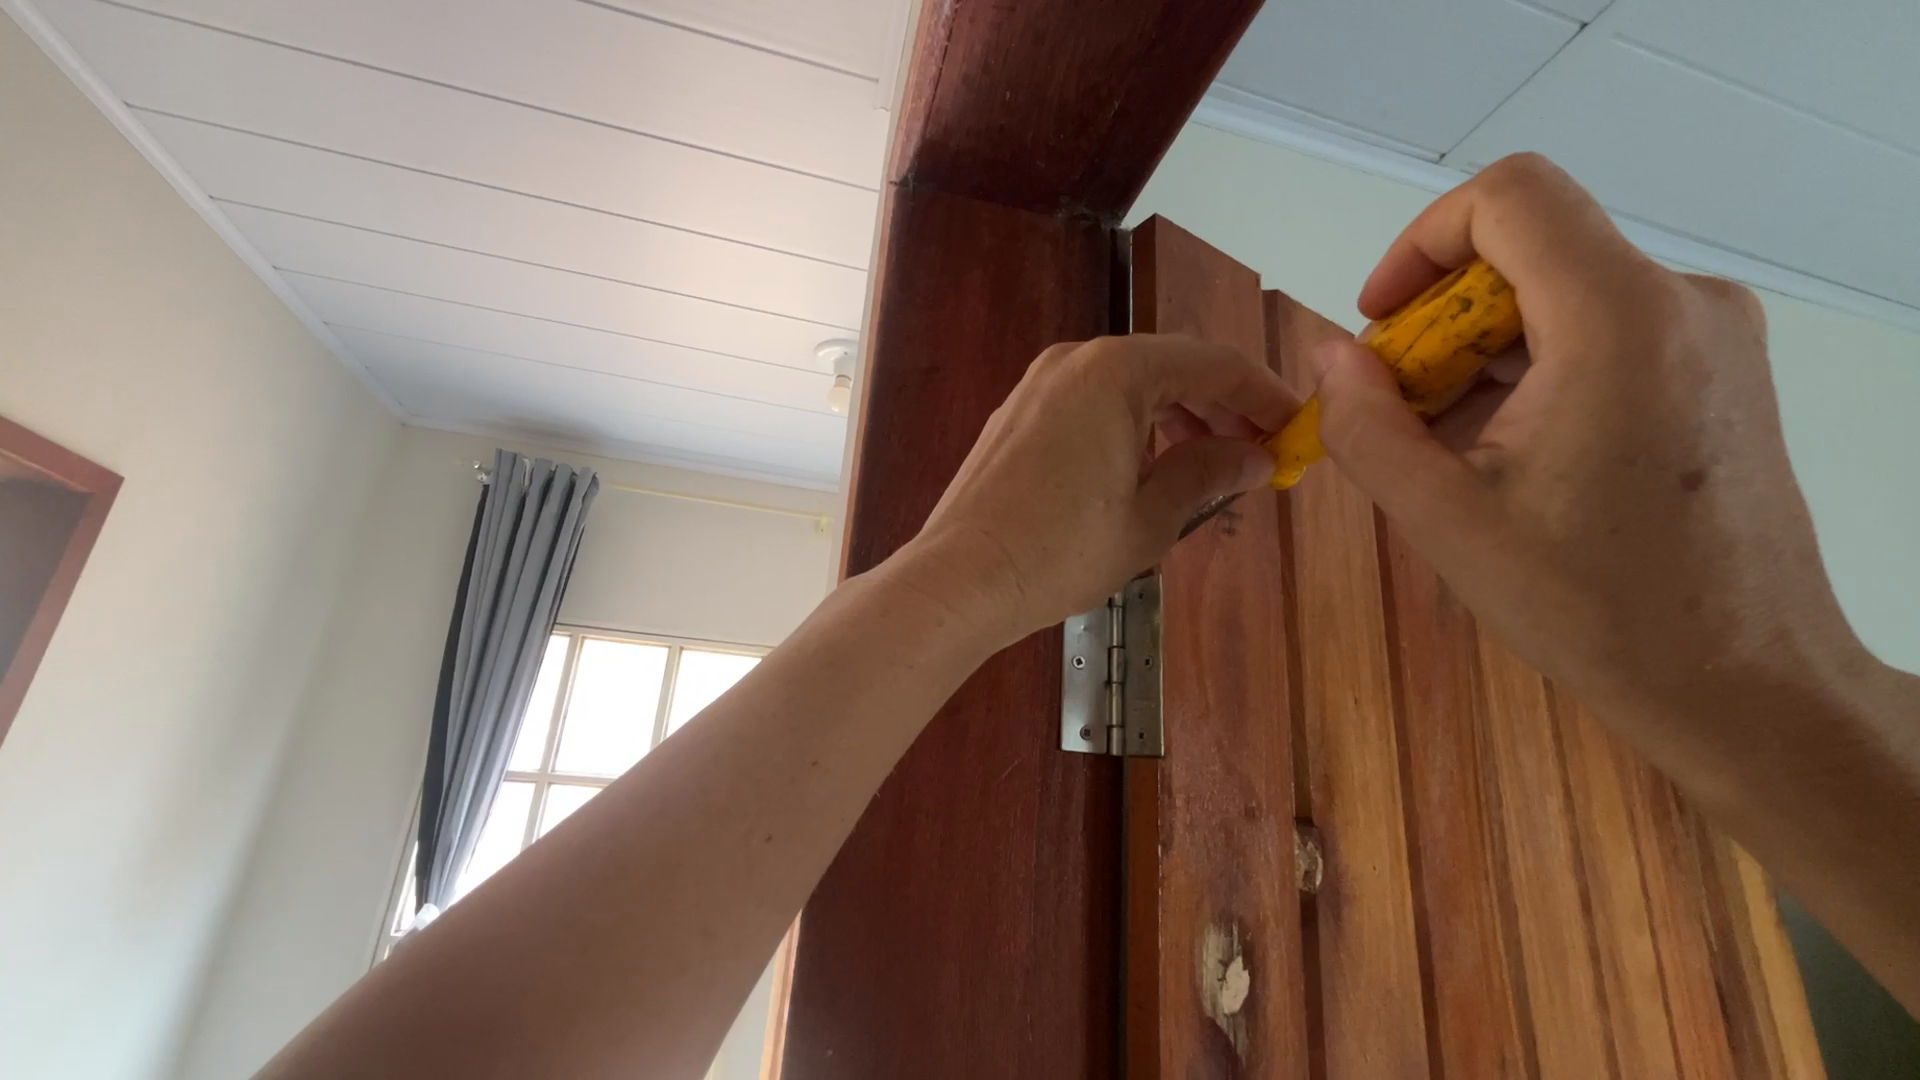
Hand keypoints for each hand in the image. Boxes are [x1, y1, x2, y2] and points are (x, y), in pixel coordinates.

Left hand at [885, 335, 1296, 645]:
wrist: (961, 580)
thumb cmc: (1061, 550)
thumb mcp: (1151, 518)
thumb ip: (1209, 473)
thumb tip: (1256, 456)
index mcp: (1115, 372)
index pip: (1212, 364)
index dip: (1263, 395)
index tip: (1296, 427)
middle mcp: (1074, 363)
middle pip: (1168, 370)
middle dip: (1220, 409)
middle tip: (1257, 453)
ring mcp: (1037, 387)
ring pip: (1127, 390)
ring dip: (1175, 421)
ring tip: (1207, 465)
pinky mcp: (1016, 418)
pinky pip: (1090, 408)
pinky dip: (1129, 430)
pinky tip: (1144, 471)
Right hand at [1309, 153, 1863, 772]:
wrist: (1738, 682)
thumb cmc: (1585, 604)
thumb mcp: (1442, 517)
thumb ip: (1366, 424)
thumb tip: (1329, 354)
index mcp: (1616, 321)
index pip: (1508, 197)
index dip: (1418, 244)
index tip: (1376, 325)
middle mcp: (1679, 301)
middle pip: (1523, 255)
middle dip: (1434, 323)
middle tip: (1397, 415)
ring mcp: (1707, 335)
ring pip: (1552, 298)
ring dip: (1471, 358)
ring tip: (1443, 452)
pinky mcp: (1711, 373)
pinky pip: (1591, 335)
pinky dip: (1521, 375)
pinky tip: (1497, 457)